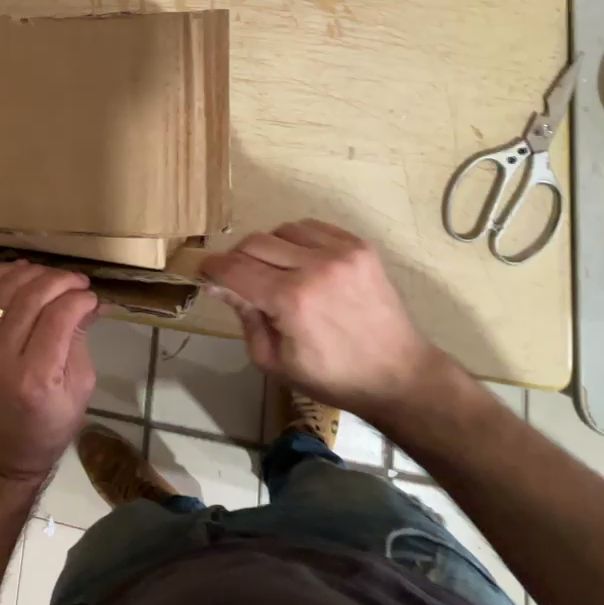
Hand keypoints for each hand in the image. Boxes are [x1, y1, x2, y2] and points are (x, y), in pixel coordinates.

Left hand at [0, 261, 99, 482]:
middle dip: (59, 280)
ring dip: (32, 273)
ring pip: (3, 290)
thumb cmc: (47, 430)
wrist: (1, 452)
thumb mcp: (79, 393)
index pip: (57, 318)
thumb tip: (90, 303)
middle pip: (30, 298)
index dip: (79, 299)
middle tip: (80, 282)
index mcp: (36, 377)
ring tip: (54, 276)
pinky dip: (0, 275)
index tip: (93, 298)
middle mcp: (4, 357)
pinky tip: (23, 271)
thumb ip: (79, 343)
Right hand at [201, 220, 444, 416]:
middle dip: (237, 258)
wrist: (398, 373)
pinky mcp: (359, 246)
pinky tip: (301, 262)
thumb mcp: (274, 361)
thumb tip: (220, 286)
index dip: (212, 268)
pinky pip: (311, 227)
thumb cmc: (332, 377)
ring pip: (280, 230)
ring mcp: (340, 253)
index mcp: (290, 301)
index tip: (204, 271)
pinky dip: (296, 240)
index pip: (234, 268)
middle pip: (253, 243)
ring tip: (276, 271)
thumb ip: (244, 318)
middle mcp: (314, 268)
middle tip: (238, 277)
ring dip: (269, 248)